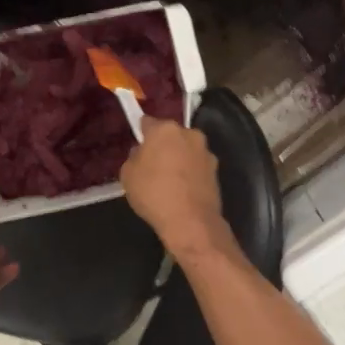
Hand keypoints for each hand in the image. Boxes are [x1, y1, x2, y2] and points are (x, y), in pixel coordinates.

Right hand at [120, 118, 226, 258]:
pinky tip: (183, 192)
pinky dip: (191, 175)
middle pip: (172, 136)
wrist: (191, 222)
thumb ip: (134, 158)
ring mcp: (206, 153)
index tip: (139, 147)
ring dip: (179, 160)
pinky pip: (197, 168)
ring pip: (187, 152)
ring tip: (170, 183)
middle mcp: (190, 134)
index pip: (148, 123)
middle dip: (164, 147)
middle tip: (154, 166)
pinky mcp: (217, 172)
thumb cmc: (154, 194)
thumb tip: (143, 154)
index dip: (142, 135)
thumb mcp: (128, 175)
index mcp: (166, 129)